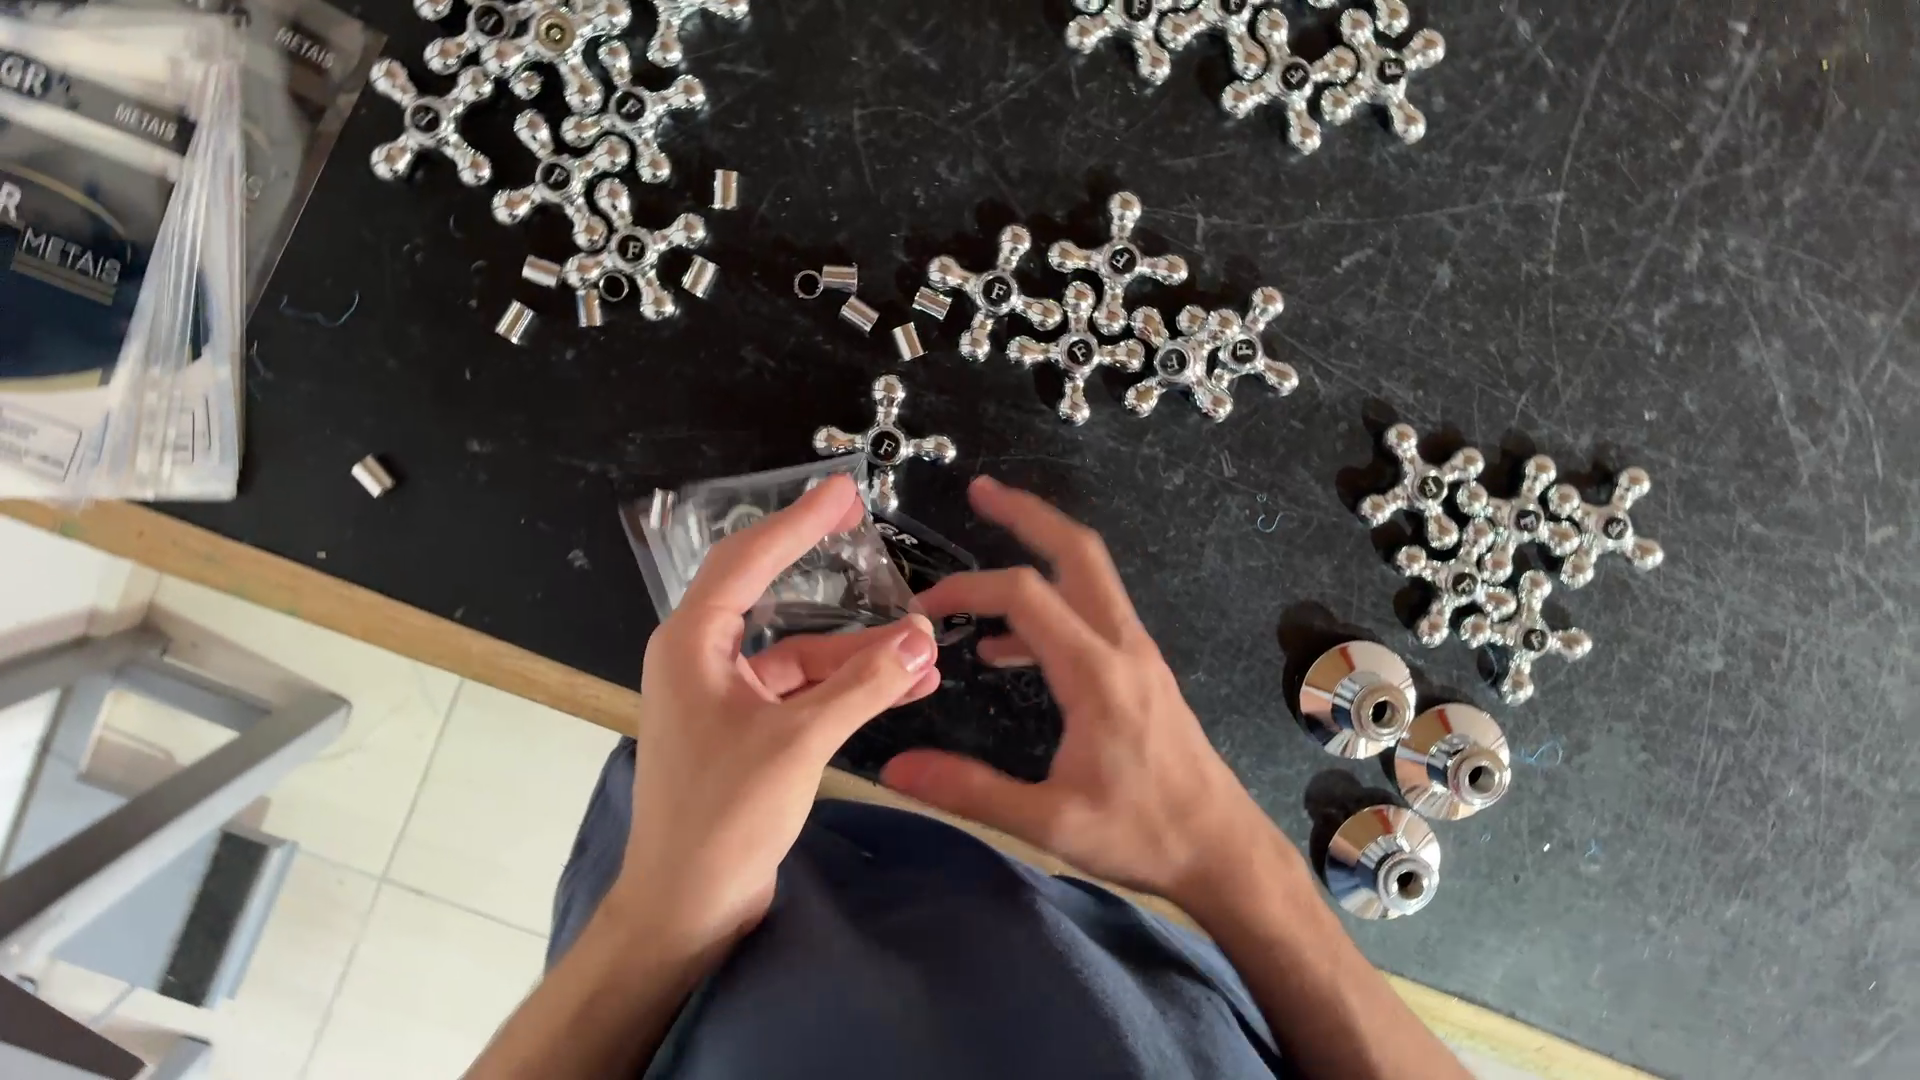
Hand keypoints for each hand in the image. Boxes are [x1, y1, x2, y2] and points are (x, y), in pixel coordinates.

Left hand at [617, 474, 939, 941]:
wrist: (686, 906)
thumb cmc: (723, 816)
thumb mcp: (799, 742)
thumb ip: (863, 686)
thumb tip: (920, 642)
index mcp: (693, 644)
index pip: (749, 560)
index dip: (799, 521)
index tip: (842, 491)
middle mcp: (706, 658)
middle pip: (778, 598)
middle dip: (831, 576)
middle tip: (870, 532)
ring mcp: (730, 695)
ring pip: (805, 654)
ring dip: (861, 653)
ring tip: (925, 648)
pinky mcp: (753, 729)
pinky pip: (809, 691)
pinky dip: (852, 688)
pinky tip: (906, 687)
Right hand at [880, 476, 1276, 907]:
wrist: (1222, 848)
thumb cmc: (1141, 836)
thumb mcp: (1049, 823)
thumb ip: (971, 791)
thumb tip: (895, 768)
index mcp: (1096, 672)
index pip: (1023, 596)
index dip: (967, 588)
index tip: (923, 610)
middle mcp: (1122, 645)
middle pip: (1077, 551)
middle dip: (1027, 514)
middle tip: (981, 491)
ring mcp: (1137, 652)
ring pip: (1090, 576)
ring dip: (1040, 552)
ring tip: (987, 555)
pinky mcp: (1141, 669)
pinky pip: (1092, 614)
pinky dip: (1049, 608)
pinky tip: (1008, 650)